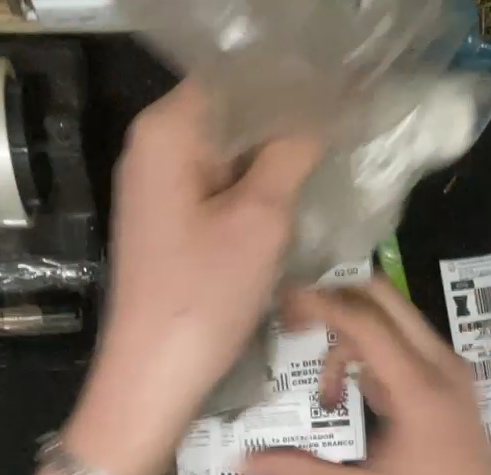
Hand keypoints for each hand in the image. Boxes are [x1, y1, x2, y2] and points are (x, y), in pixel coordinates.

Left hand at [63, 81, 321, 474]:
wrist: (152, 378)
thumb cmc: (204, 299)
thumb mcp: (260, 222)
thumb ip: (290, 155)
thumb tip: (316, 117)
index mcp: (167, 131)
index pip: (238, 80)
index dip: (291, 92)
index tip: (339, 112)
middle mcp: (151, 150)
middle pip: (230, 119)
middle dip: (282, 134)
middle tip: (334, 154)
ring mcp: (155, 192)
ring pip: (226, 161)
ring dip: (269, 173)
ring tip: (314, 189)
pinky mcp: (164, 230)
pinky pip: (215, 196)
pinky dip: (249, 203)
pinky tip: (280, 224)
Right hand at [242, 279, 490, 474]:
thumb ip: (301, 472)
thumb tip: (241, 459)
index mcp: (418, 389)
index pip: (366, 321)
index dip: (320, 304)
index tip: (281, 306)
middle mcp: (439, 363)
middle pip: (383, 297)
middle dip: (335, 299)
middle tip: (293, 323)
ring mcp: (449, 365)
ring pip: (394, 314)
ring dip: (351, 331)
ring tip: (325, 387)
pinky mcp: (450, 374)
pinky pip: (405, 339)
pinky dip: (371, 348)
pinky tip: (351, 394)